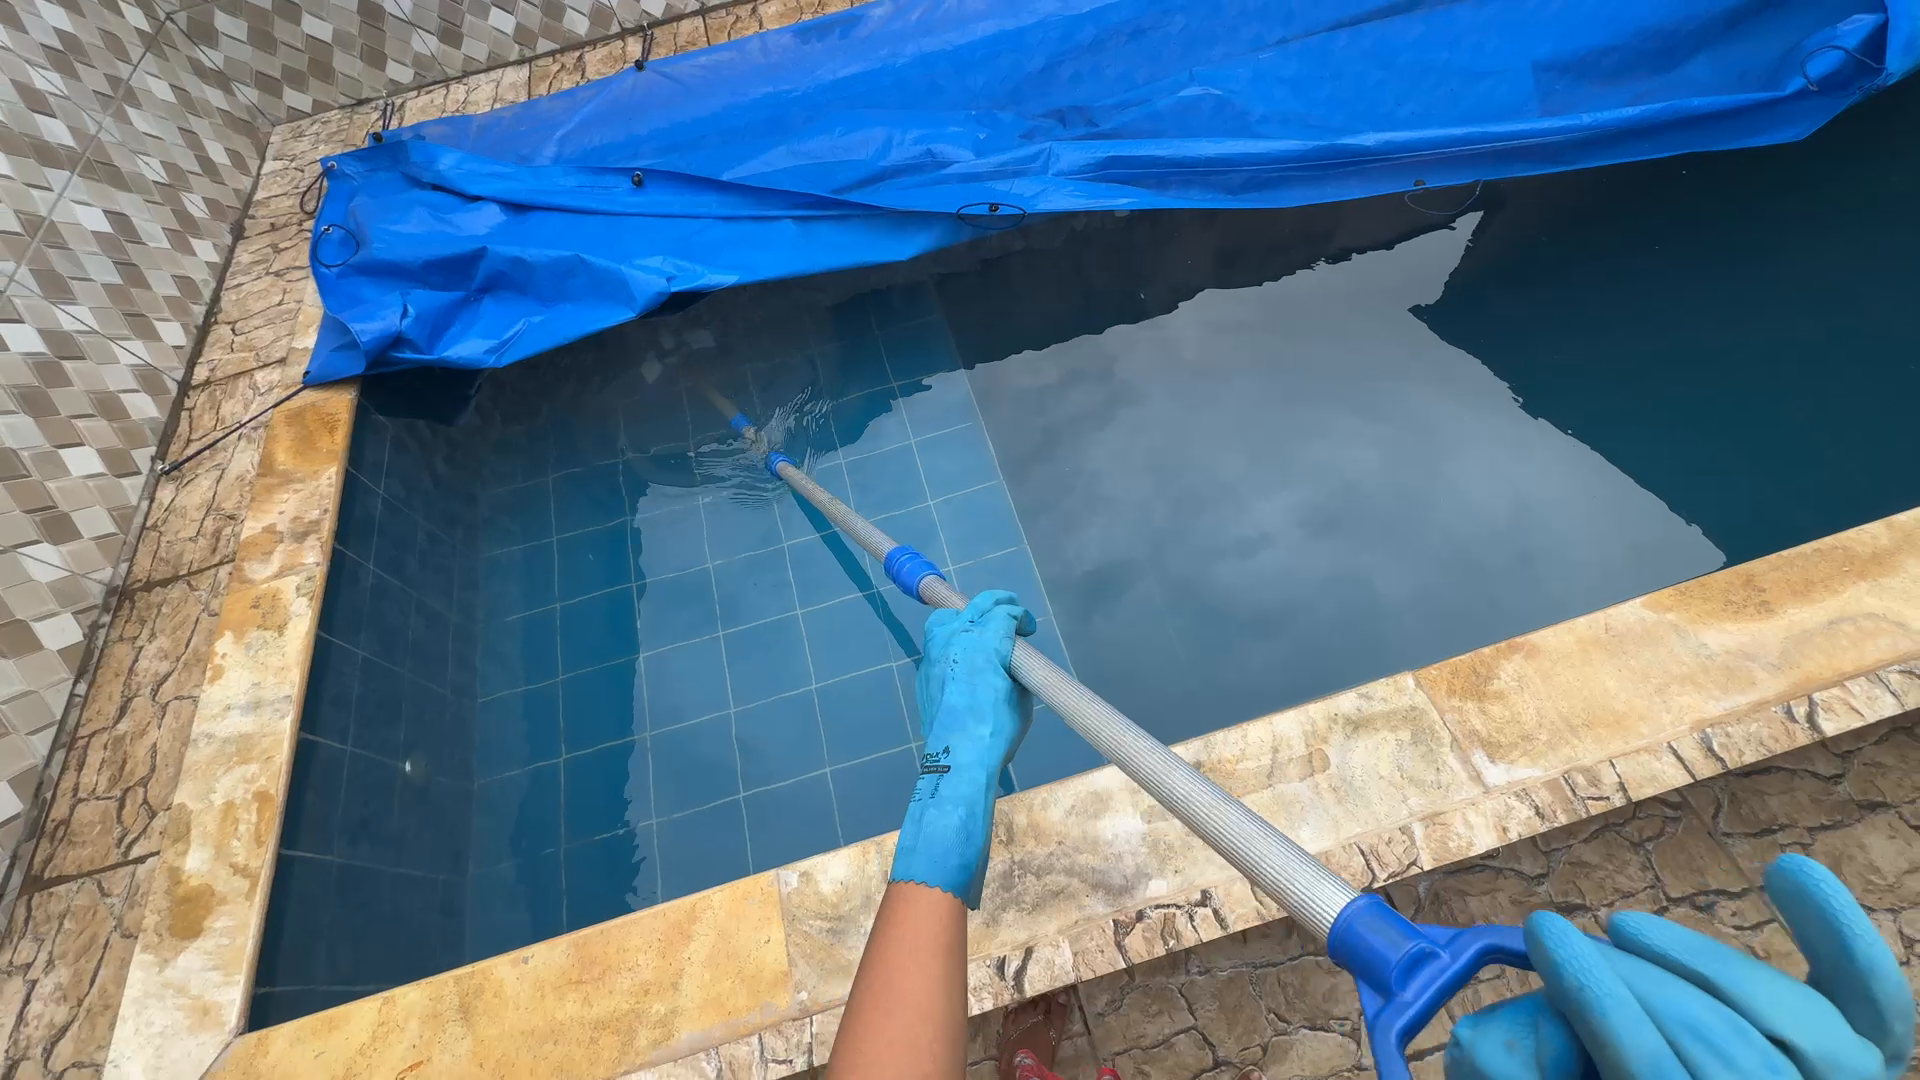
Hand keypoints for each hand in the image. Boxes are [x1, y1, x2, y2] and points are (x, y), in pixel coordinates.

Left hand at [888, 590, 1034, 907]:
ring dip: (969, 616)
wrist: (958, 756)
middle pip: (978, 605)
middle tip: (1012, 611)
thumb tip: (1009, 660)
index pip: (1006, 612)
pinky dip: (953, 640)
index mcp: (985, 640)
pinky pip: (938, 642)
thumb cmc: (998, 728)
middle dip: (1000, 603)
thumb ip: (1015, 667)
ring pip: (949, 617)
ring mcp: (935, 651)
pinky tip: (964, 656)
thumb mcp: (1021, 694)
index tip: (1028, 630)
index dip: (1021, 617)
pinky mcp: (924, 669)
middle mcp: (956, 637)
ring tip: (981, 629)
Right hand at [1446, 854, 1914, 1078]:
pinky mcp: (1851, 1064)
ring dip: (1701, 960)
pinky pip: (1873, 1012)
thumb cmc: (1556, 1073)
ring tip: (1622, 928)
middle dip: (1624, 973)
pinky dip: (1842, 943)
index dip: (1600, 1004)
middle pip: (1719, 1044)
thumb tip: (1553, 1011)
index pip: (1657, 1075)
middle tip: (1555, 936)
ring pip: (1802, 1026)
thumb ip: (1517, 1055)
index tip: (1542, 929)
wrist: (1617, 1073)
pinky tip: (1788, 871)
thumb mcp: (1512, 1073)